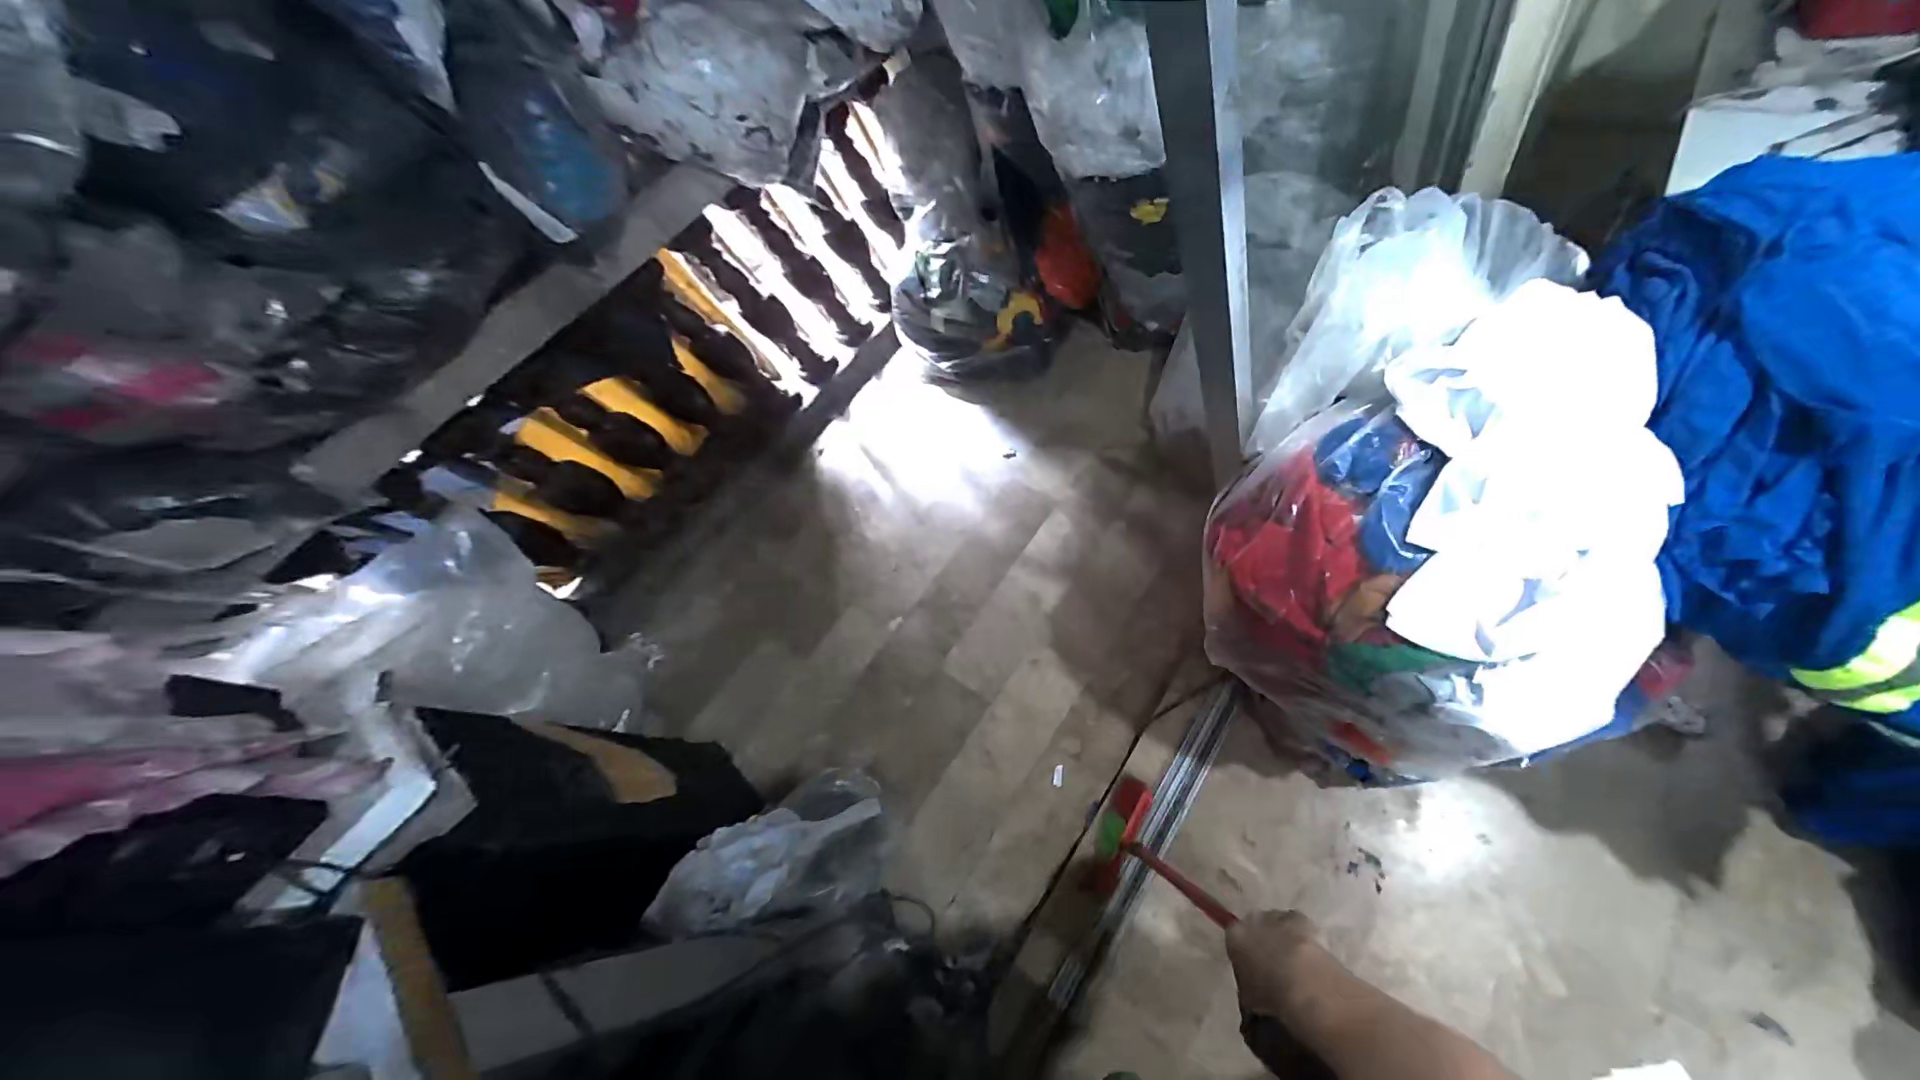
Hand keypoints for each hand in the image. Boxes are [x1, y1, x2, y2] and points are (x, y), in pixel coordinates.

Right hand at [1225, 909, 1324, 1019]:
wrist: (1306, 989)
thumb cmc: (1271, 997)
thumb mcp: (1249, 997)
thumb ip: (1246, 984)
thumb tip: (1252, 987)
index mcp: (1235, 937)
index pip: (1235, 939)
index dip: (1245, 953)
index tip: (1254, 967)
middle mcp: (1252, 920)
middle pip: (1255, 926)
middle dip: (1264, 941)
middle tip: (1274, 965)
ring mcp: (1276, 917)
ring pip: (1277, 923)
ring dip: (1283, 937)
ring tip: (1296, 963)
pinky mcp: (1301, 920)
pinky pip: (1298, 925)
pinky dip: (1303, 936)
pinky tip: (1310, 956)